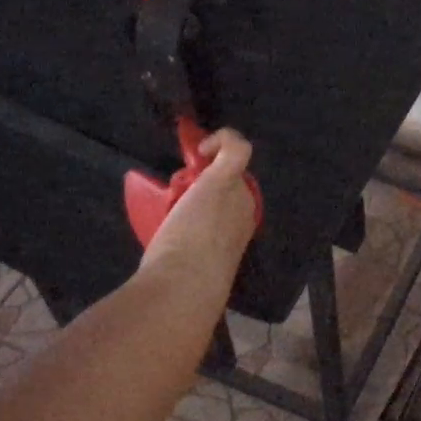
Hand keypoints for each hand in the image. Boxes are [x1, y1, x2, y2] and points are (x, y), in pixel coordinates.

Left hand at [137, 128, 257, 283]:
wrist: (185, 282)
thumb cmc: (185, 282)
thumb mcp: (192, 265)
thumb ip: (193, 256)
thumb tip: (174, 258)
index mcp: (241, 231)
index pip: (231, 204)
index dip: (213, 200)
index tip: (188, 211)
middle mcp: (246, 209)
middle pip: (231, 183)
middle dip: (206, 182)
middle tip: (178, 198)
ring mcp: (236, 192)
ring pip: (229, 166)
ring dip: (206, 167)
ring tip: (181, 187)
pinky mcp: (224, 178)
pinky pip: (237, 147)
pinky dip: (224, 138)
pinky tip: (201, 148)